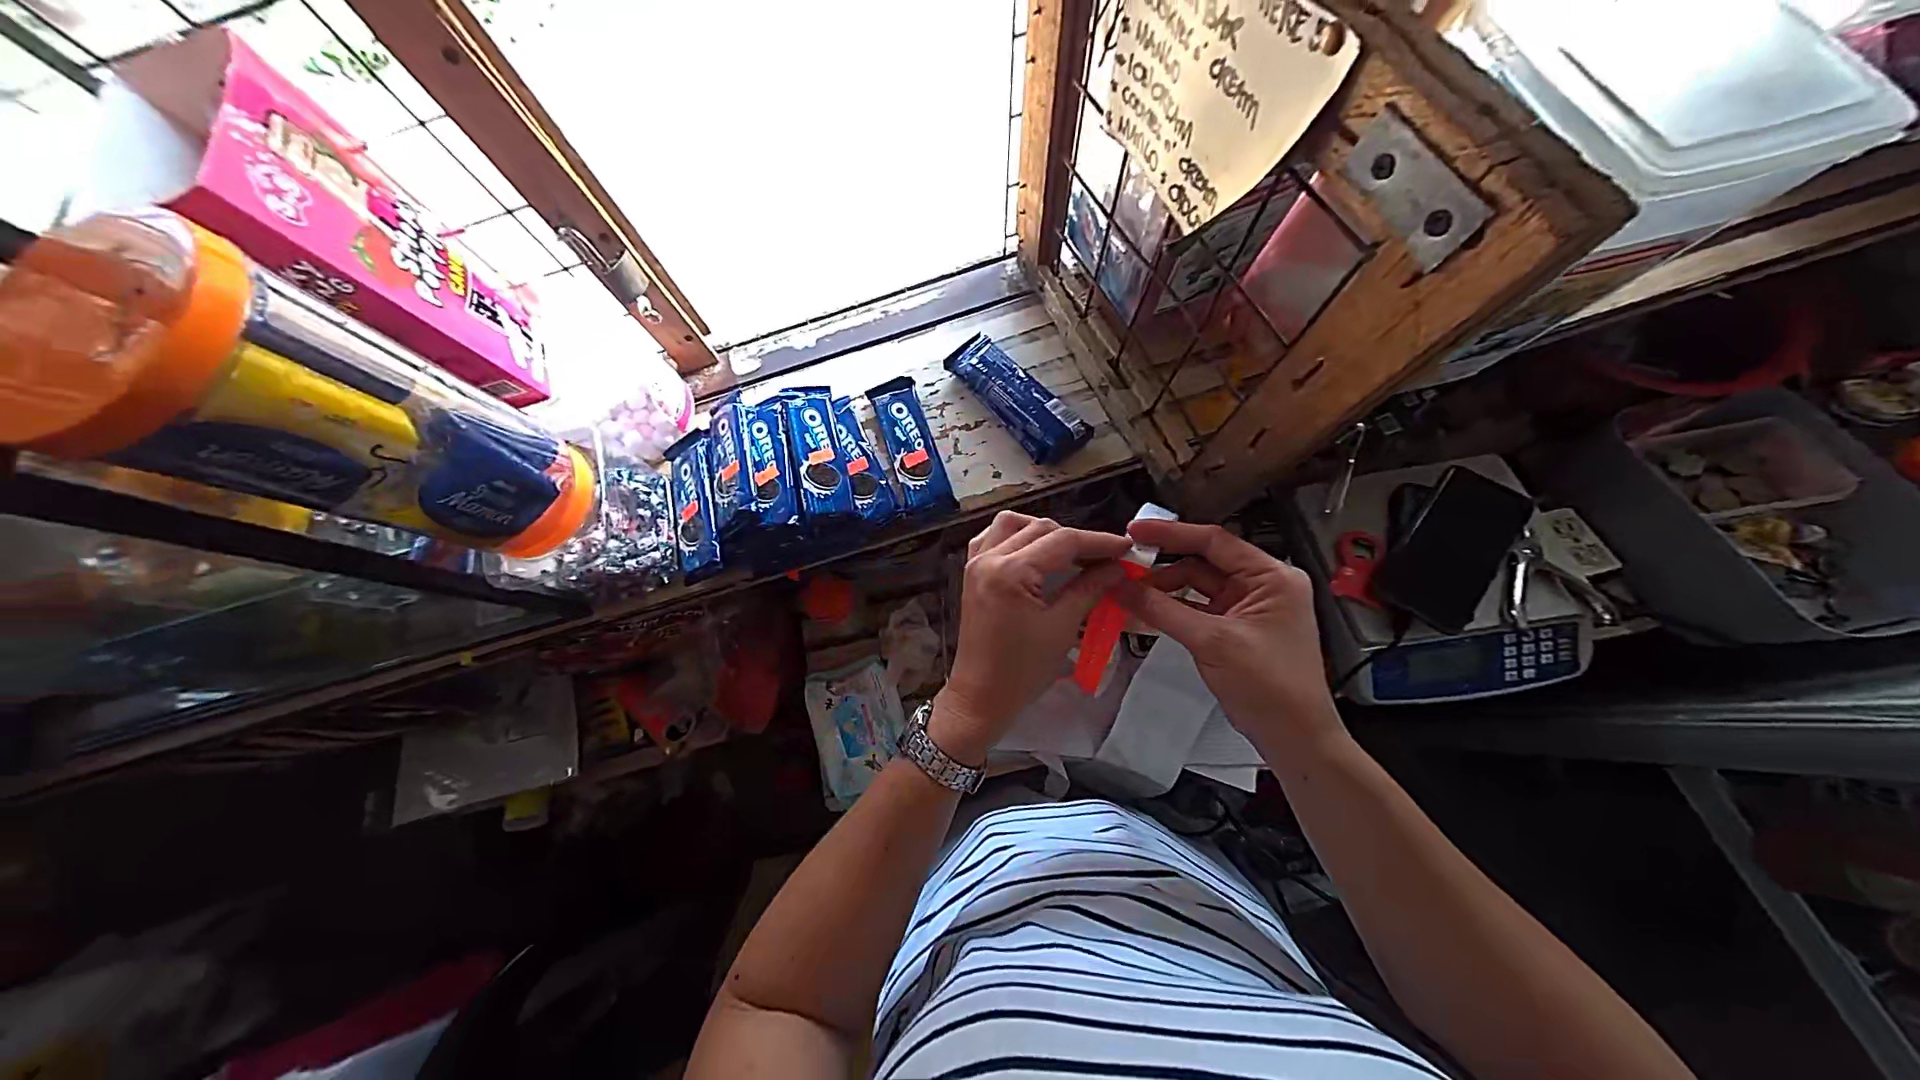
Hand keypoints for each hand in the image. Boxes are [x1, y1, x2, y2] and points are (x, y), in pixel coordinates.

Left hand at [934, 511, 1131, 763]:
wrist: (981, 697)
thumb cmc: (1022, 670)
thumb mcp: (1062, 628)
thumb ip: (1089, 589)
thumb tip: (1117, 567)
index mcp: (1010, 572)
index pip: (1062, 541)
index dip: (1099, 542)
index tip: (1126, 548)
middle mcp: (988, 558)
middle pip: (1040, 528)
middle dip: (1077, 539)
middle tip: (1106, 558)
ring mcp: (975, 564)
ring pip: (1012, 524)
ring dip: (1044, 531)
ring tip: (1070, 554)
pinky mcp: (972, 573)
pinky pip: (992, 538)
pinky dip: (1016, 537)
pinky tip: (1035, 553)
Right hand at [1116, 519, 1341, 746]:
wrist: (1294, 738)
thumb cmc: (1272, 688)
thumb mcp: (1212, 642)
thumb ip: (1162, 610)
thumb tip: (1122, 586)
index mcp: (1272, 577)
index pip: (1215, 541)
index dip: (1171, 534)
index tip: (1135, 531)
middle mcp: (1262, 586)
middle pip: (1202, 562)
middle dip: (1162, 567)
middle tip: (1124, 569)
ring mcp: (1248, 608)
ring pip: (1196, 586)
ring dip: (1163, 590)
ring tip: (1128, 594)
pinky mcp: (1235, 629)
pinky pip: (1197, 609)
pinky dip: (1172, 610)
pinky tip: (1144, 612)